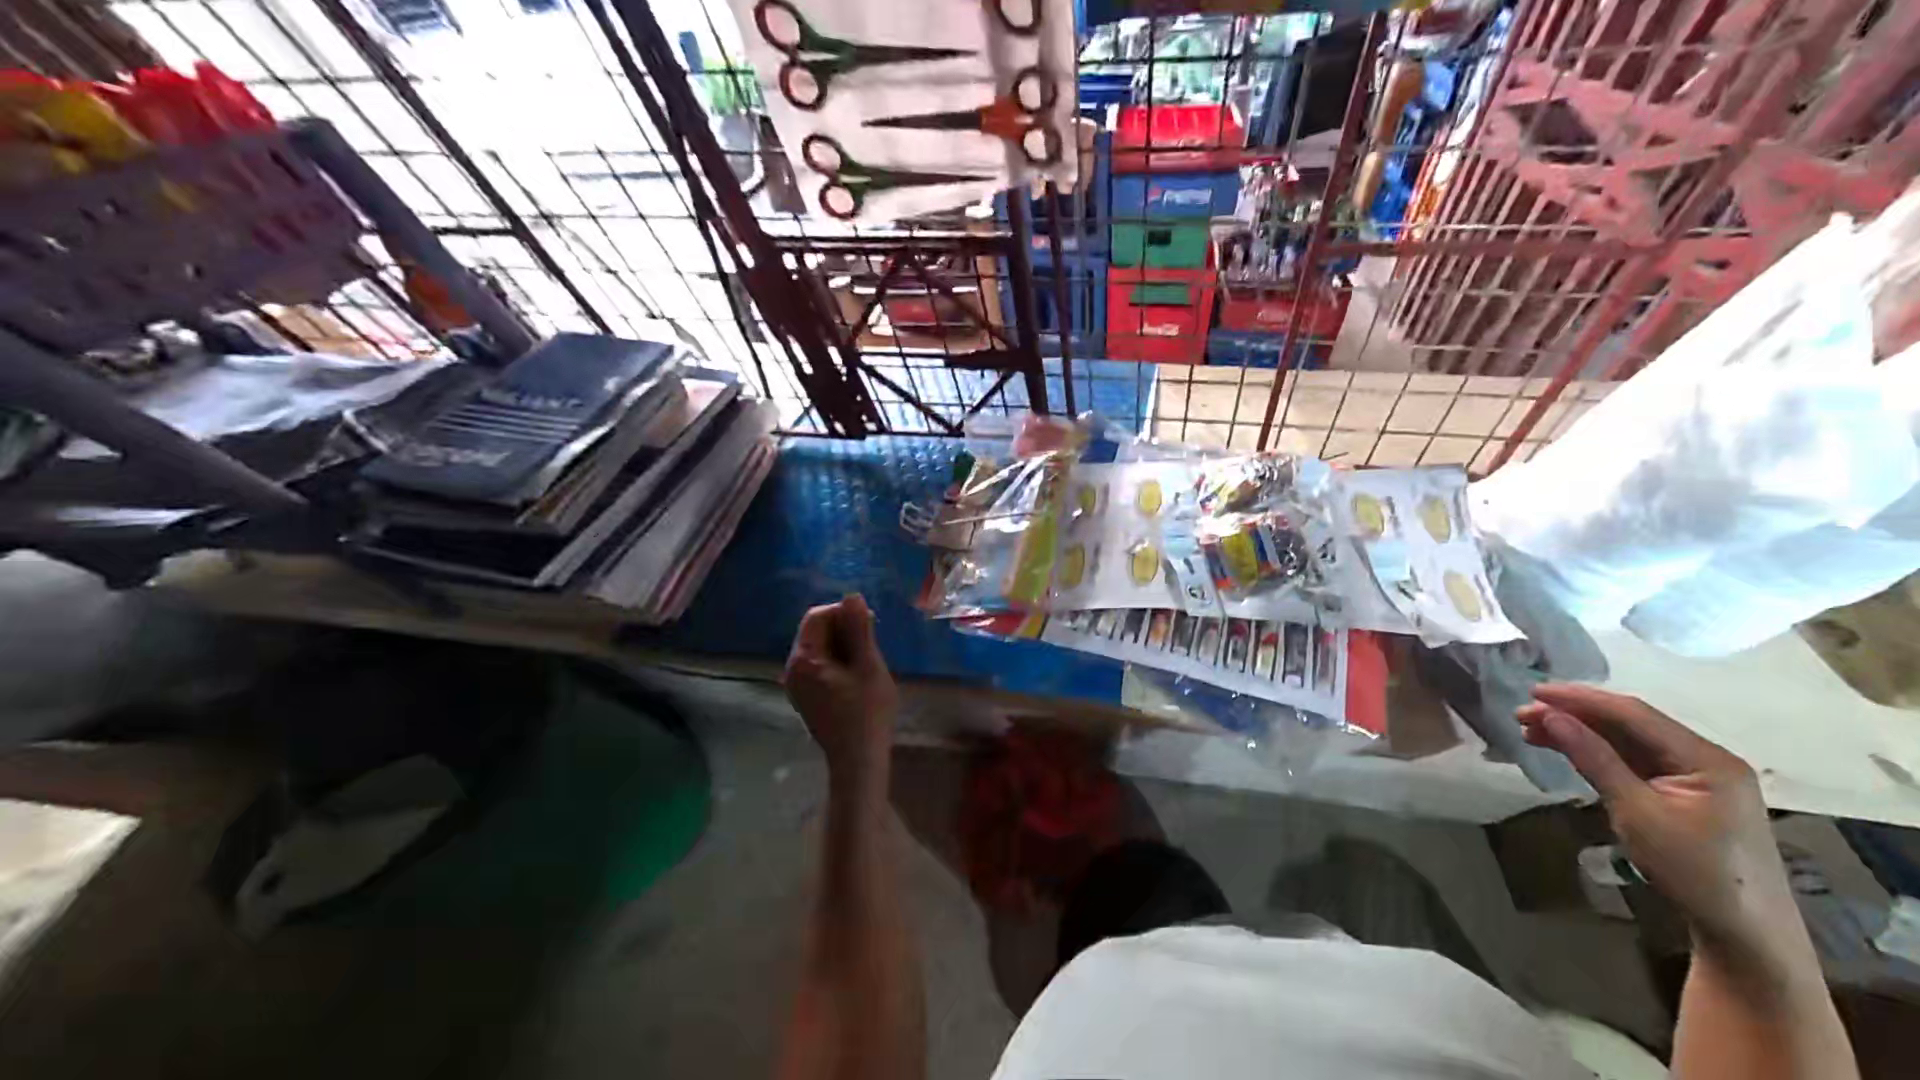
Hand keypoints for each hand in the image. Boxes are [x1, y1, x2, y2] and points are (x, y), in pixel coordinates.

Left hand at [785, 594, 898, 783]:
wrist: (858, 760)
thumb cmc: (867, 712)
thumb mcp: (868, 666)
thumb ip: (859, 629)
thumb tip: (852, 596)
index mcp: (804, 659)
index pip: (817, 616)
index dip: (844, 613)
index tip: (870, 625)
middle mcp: (792, 669)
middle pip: (815, 632)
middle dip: (844, 629)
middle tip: (872, 645)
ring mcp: (796, 685)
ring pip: (819, 649)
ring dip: (843, 646)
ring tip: (868, 661)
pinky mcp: (805, 697)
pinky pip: (819, 666)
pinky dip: (838, 662)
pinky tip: (858, 677)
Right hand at [1518, 684, 1797, 971]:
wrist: (1745, 932)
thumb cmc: (1693, 870)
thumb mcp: (1636, 811)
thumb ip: (1594, 758)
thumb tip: (1552, 716)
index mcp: (1706, 758)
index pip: (1633, 714)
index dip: (1580, 699)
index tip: (1532, 693)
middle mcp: (1705, 758)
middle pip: (1630, 723)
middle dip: (1575, 715)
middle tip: (1522, 715)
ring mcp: (1697, 777)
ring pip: (1627, 741)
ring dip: (1581, 732)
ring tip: (1533, 731)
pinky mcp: (1685, 793)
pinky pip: (1634, 760)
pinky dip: (1597, 752)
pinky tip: (1566, 750)